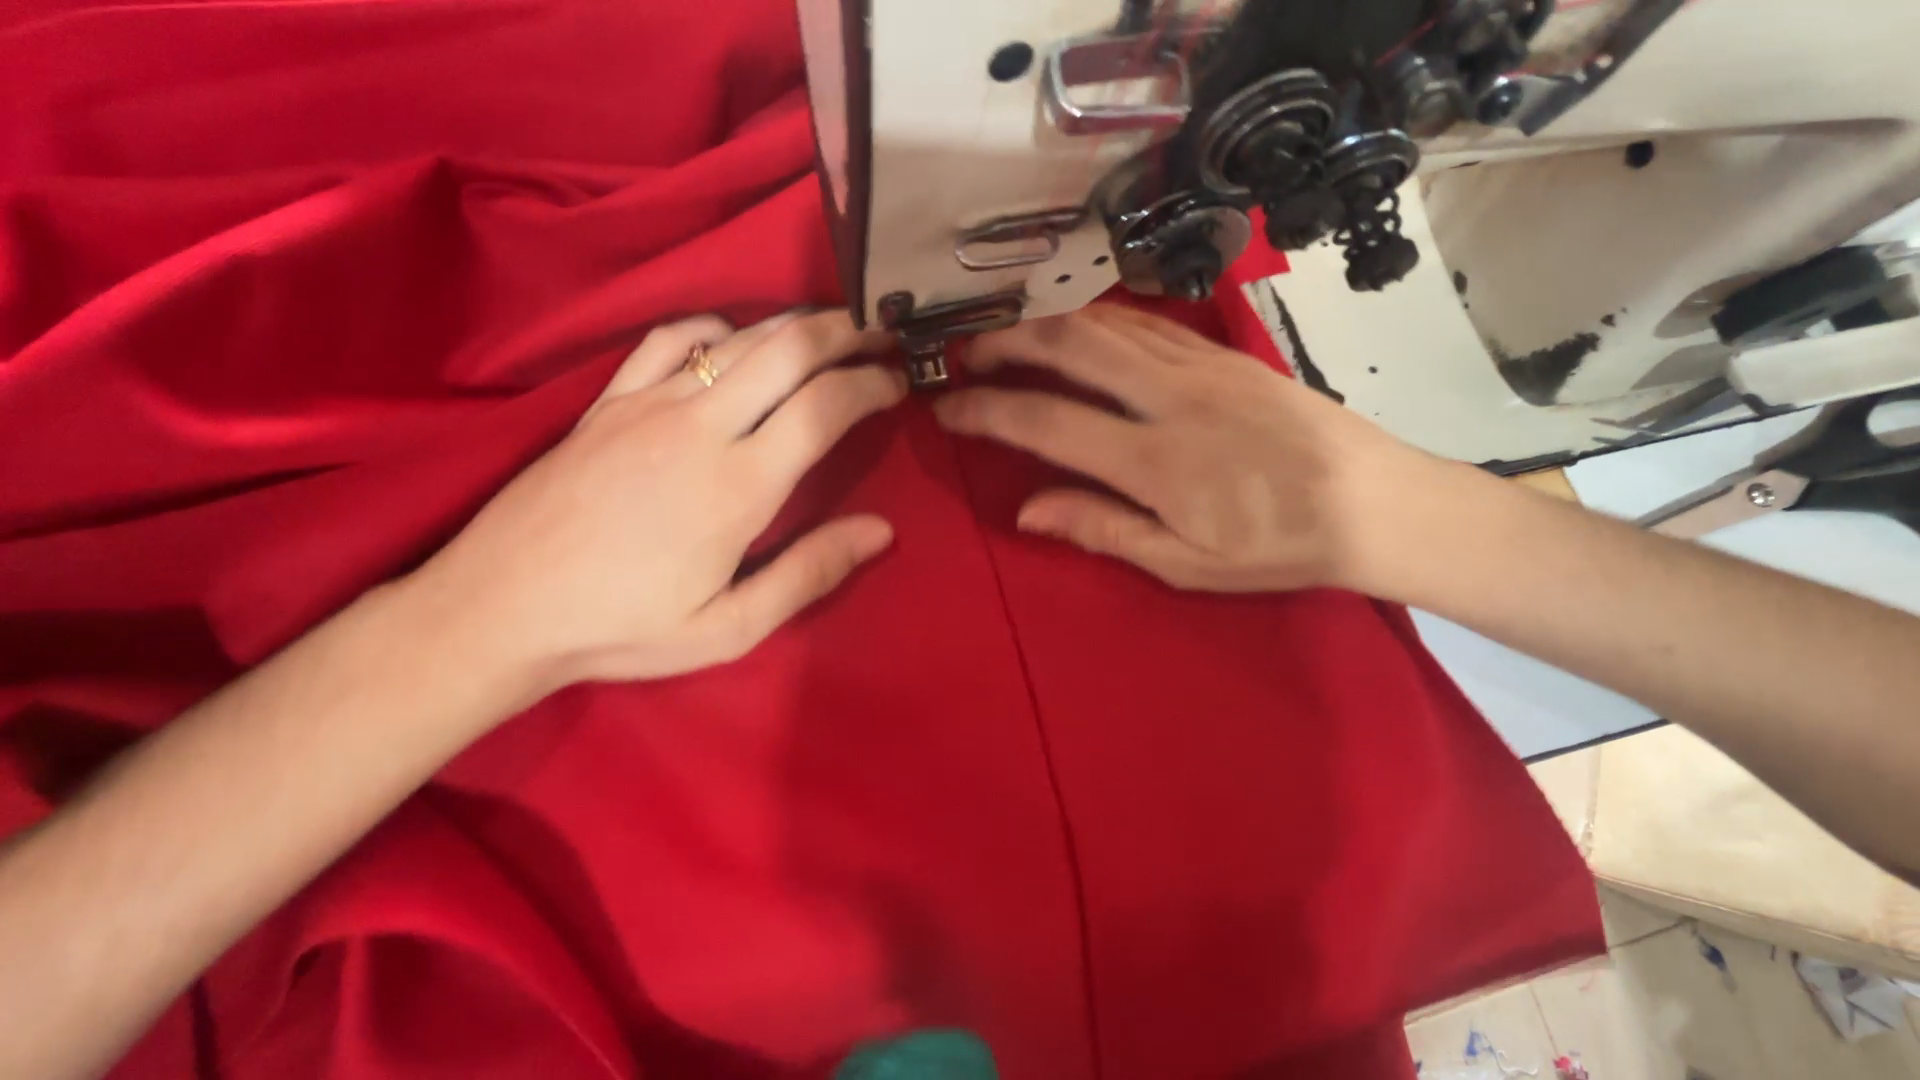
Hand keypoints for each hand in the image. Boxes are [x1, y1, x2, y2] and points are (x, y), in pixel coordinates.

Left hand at [412, 310, 905, 691]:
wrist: (500, 608)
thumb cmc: (621, 628)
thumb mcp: (727, 628)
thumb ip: (808, 574)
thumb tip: (880, 531)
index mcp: (739, 486)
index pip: (825, 406)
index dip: (873, 384)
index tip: (901, 383)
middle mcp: (700, 427)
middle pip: (789, 351)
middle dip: (846, 333)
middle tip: (882, 337)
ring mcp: (648, 404)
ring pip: (738, 339)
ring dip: (794, 327)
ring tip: (831, 331)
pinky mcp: (608, 401)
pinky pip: (668, 339)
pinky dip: (712, 327)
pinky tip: (731, 338)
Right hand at [933, 303, 1425, 592]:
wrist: (1375, 503)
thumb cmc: (1277, 547)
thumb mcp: (1186, 563)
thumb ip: (1102, 530)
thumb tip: (1026, 508)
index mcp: (1154, 461)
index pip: (1046, 422)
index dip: (986, 411)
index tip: (947, 409)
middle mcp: (1168, 397)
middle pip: (1069, 347)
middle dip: (1005, 342)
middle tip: (966, 353)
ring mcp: (1199, 365)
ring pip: (1105, 323)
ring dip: (1045, 322)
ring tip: (1007, 334)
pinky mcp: (1224, 352)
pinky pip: (1145, 323)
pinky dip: (1097, 319)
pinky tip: (1077, 328)